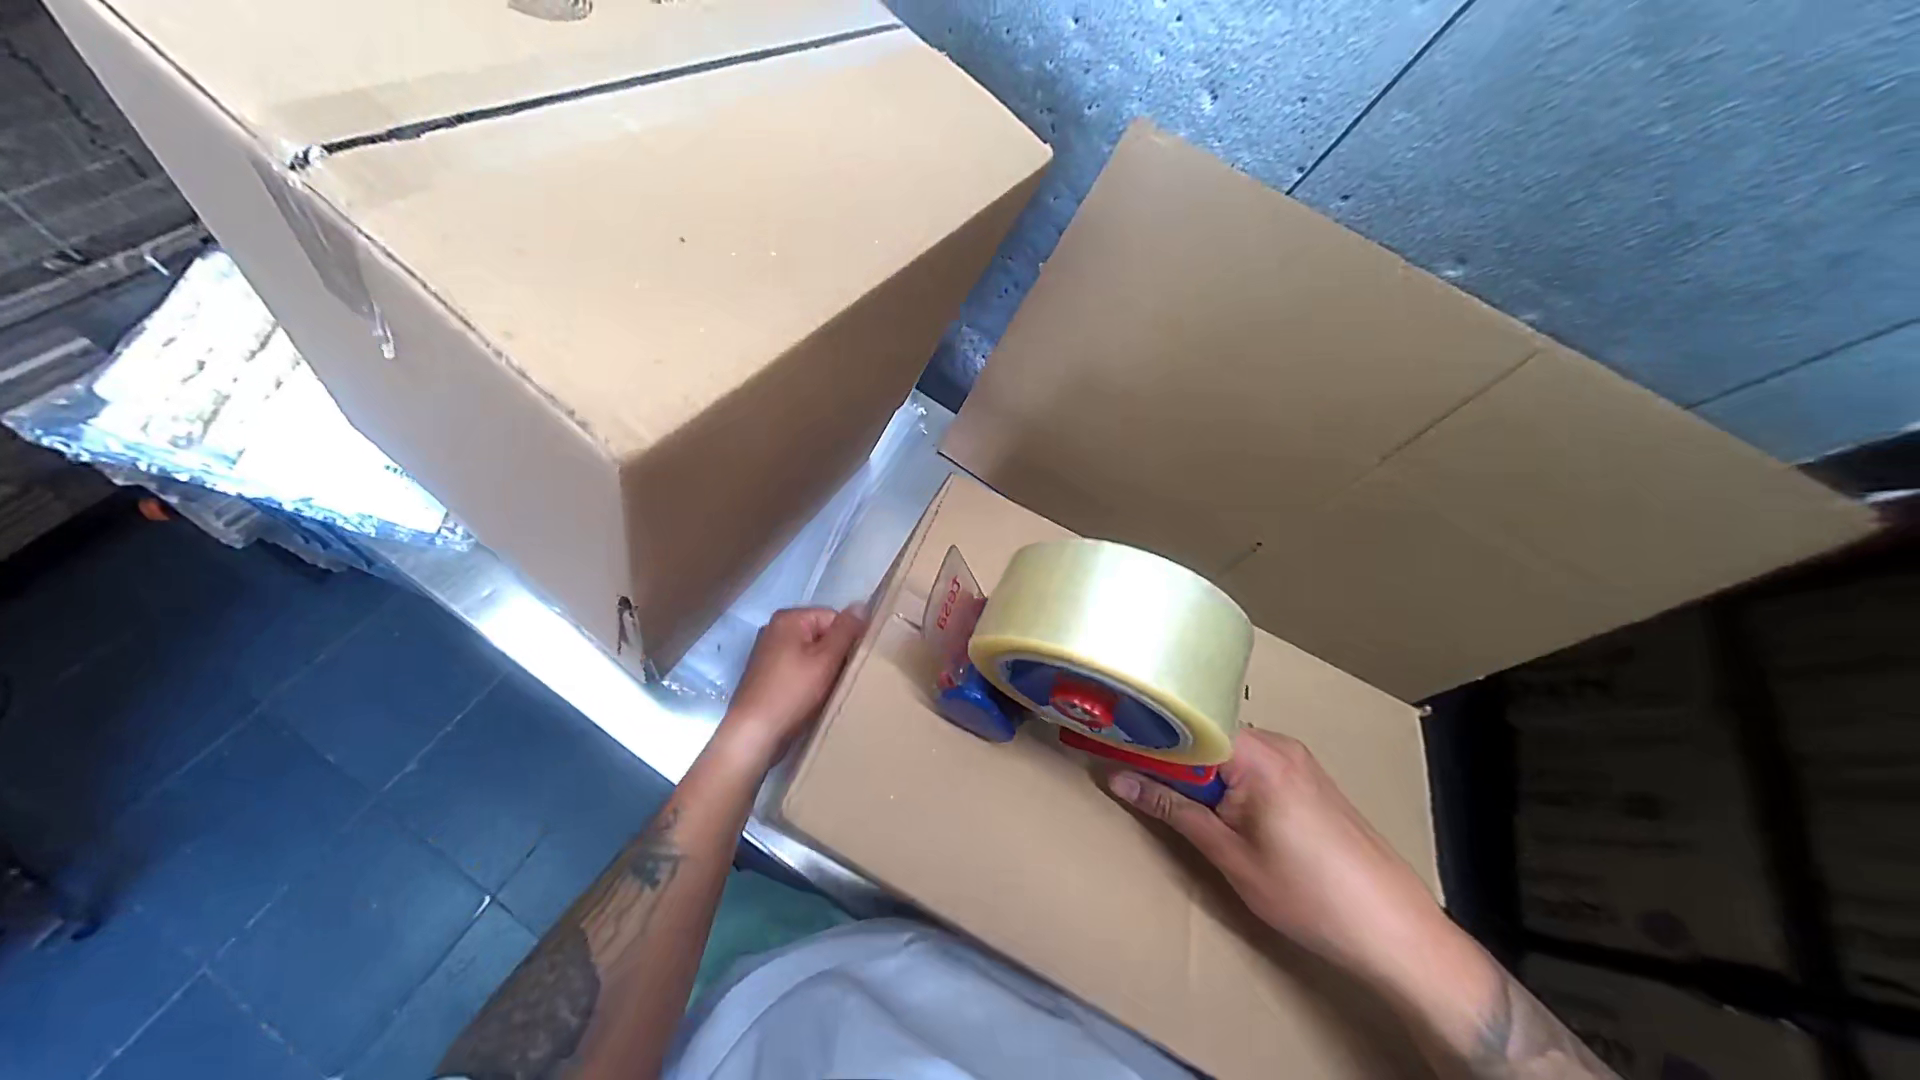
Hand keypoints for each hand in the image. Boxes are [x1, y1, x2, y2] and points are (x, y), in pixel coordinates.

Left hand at [719, 606, 865, 769]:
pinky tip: (812, 697)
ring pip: (811, 654)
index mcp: (789, 619)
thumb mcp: (826, 659)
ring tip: (828, 690)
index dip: (847, 639)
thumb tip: (862, 604)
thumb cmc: (792, 692)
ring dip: (824, 670)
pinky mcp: (767, 675)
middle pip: (822, 635)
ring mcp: (768, 653)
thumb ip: (846, 630)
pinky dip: (809, 680)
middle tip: (841, 678)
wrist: (754, 734)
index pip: (834, 618)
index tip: (851, 663)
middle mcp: (775, 629)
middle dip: (835, 655)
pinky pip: (798, 668)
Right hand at [1113, 730, 1610, 1077]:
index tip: (1109, 744)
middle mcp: (1278, 744)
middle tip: (1128, 771)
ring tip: (1163, 792)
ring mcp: (1297, 759)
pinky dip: (1222, 777)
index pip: (1186, 725)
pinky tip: (1211, 804)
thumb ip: (1171, 808)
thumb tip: (1117, 777)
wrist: (1399, 933)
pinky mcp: (1307, 777)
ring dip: (1195, 768)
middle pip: (1205, 733)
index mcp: (1258, 754)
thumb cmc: (1311, 896)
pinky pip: (1250, 762)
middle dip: (1168, 753)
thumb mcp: (1229, 854)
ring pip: (1226, 748)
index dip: (1146, 735)